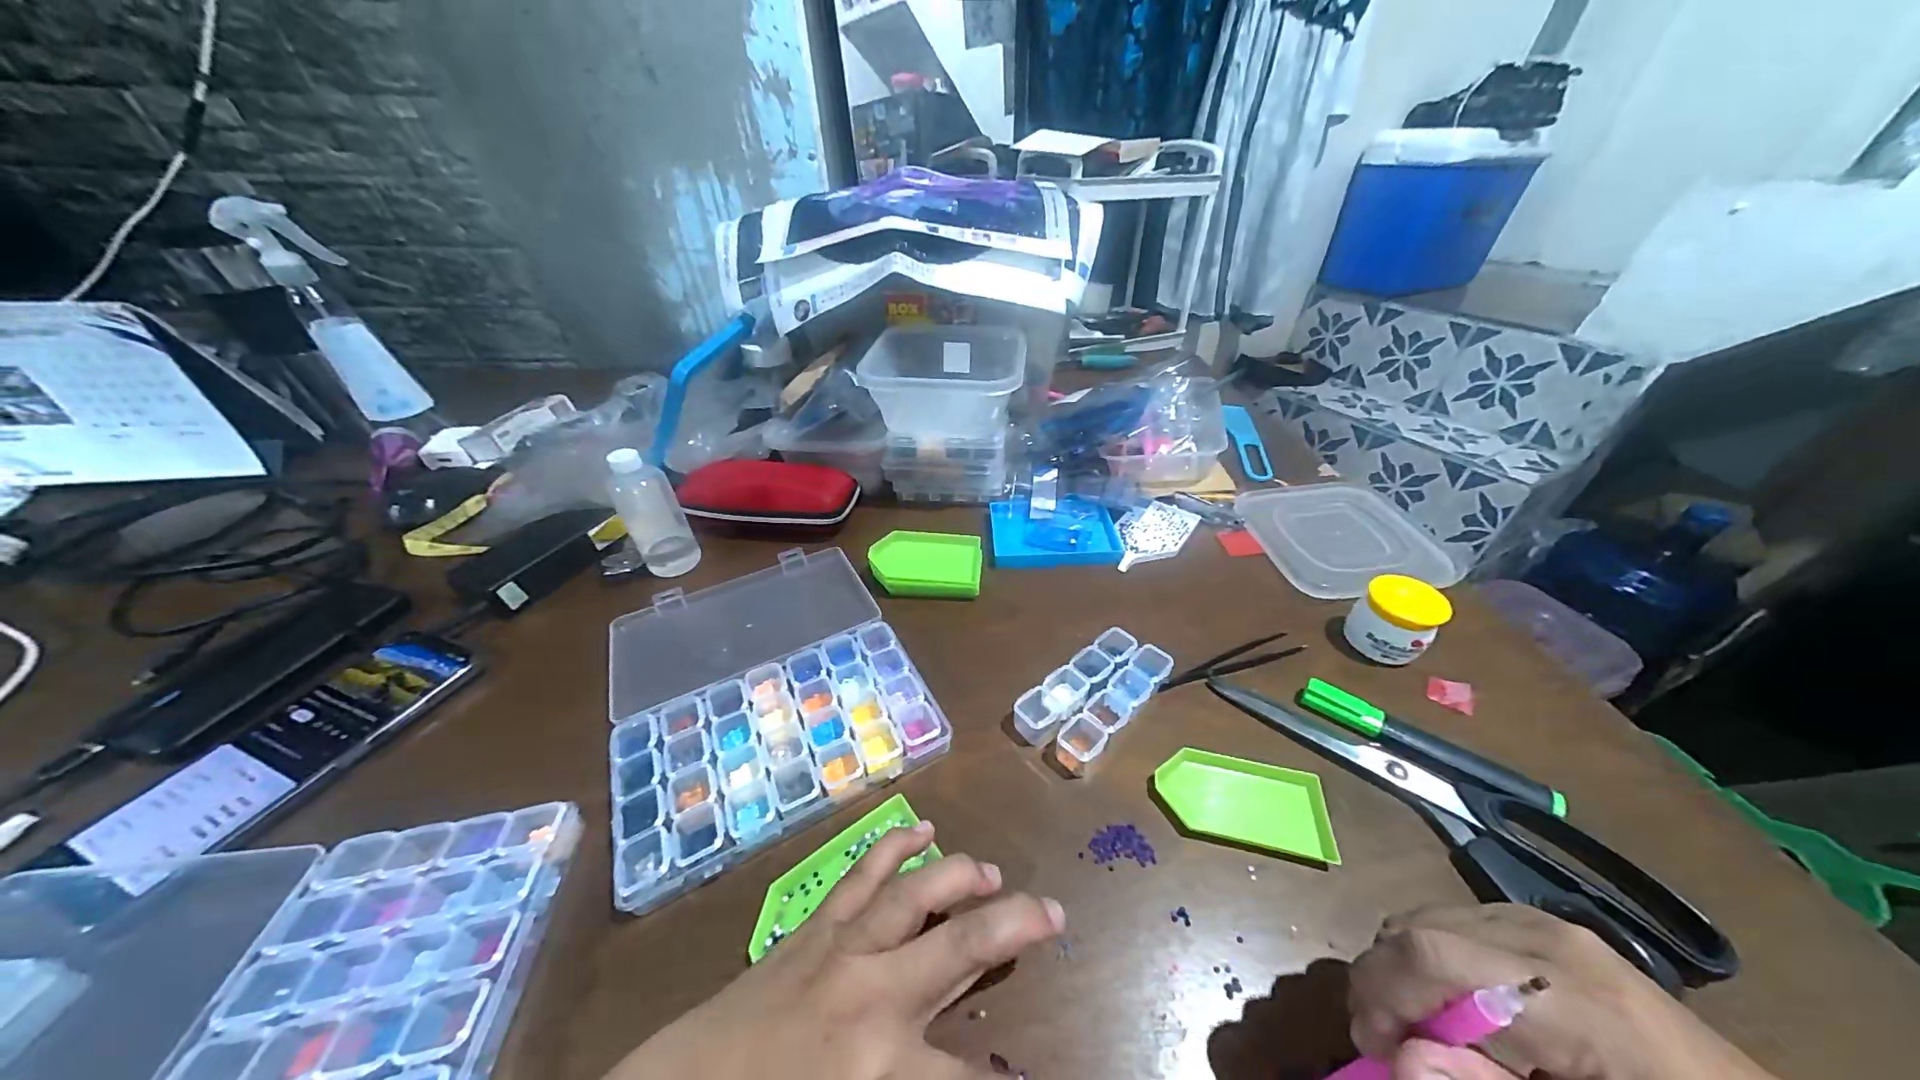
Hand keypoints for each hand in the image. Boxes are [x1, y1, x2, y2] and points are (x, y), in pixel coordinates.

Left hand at [604, 820, 1063, 1079]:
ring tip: (992, 872)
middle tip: (1055, 911)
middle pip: (961, 945)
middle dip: (1015, 925)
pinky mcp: (815, 924)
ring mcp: (842, 946)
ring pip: (914, 893)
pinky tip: (921, 829)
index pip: (970, 1074)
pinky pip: (862, 875)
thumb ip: (914, 1073)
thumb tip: (953, 1062)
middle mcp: (874, 990)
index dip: (1009, 1073)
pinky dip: (893, 847)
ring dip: (958, 876)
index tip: (1045, 1065)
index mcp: (883, 1060)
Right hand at [1348, 904, 1776, 1079]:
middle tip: (1388, 1046)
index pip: (1430, 955)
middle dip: (1382, 984)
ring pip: (1425, 920)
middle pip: (1417, 929)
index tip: (1376, 1051)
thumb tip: (1399, 1061)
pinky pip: (1453, 925)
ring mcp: (1546, 923)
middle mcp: (1548, 937)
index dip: (1381, 994)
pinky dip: (1431, 962)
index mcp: (1572, 996)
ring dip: (1402, 972)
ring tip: (1422, 1031)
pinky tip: (1460, 1011)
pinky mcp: (1542, 925)